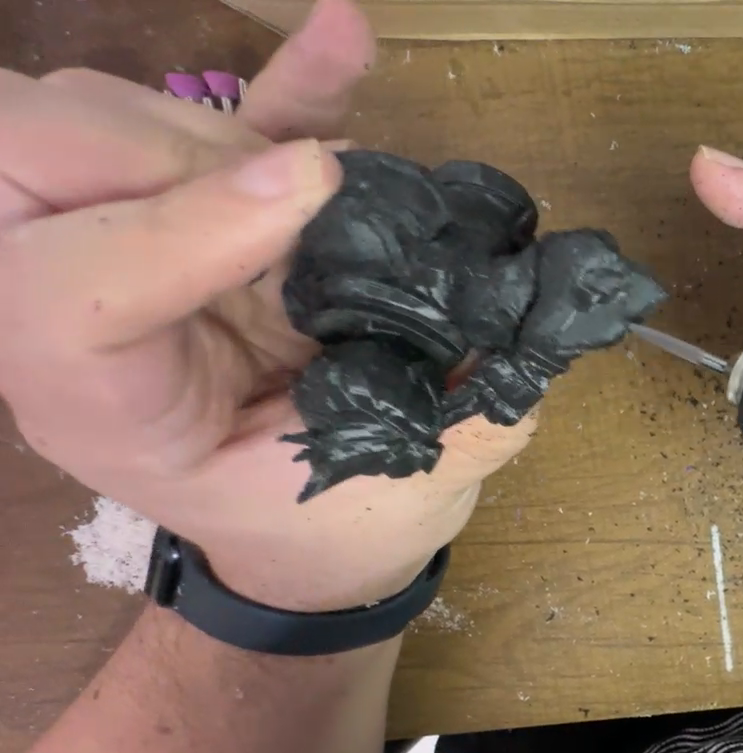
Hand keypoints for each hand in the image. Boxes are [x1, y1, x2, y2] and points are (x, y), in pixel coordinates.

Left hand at [0, 0, 533, 612]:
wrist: (316, 531)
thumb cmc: (343, 529)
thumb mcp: (397, 498)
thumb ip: (452, 421)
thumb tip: (512, 323)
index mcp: (100, 404)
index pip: (62, 286)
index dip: (181, 224)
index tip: (318, 188)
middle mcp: (79, 308)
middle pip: (32, 160)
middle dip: (171, 152)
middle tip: (309, 193)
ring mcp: (139, 253)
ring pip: (94, 117)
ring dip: (218, 125)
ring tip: (328, 177)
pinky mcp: (217, 227)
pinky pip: (229, 128)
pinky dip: (290, 82)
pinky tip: (349, 34)